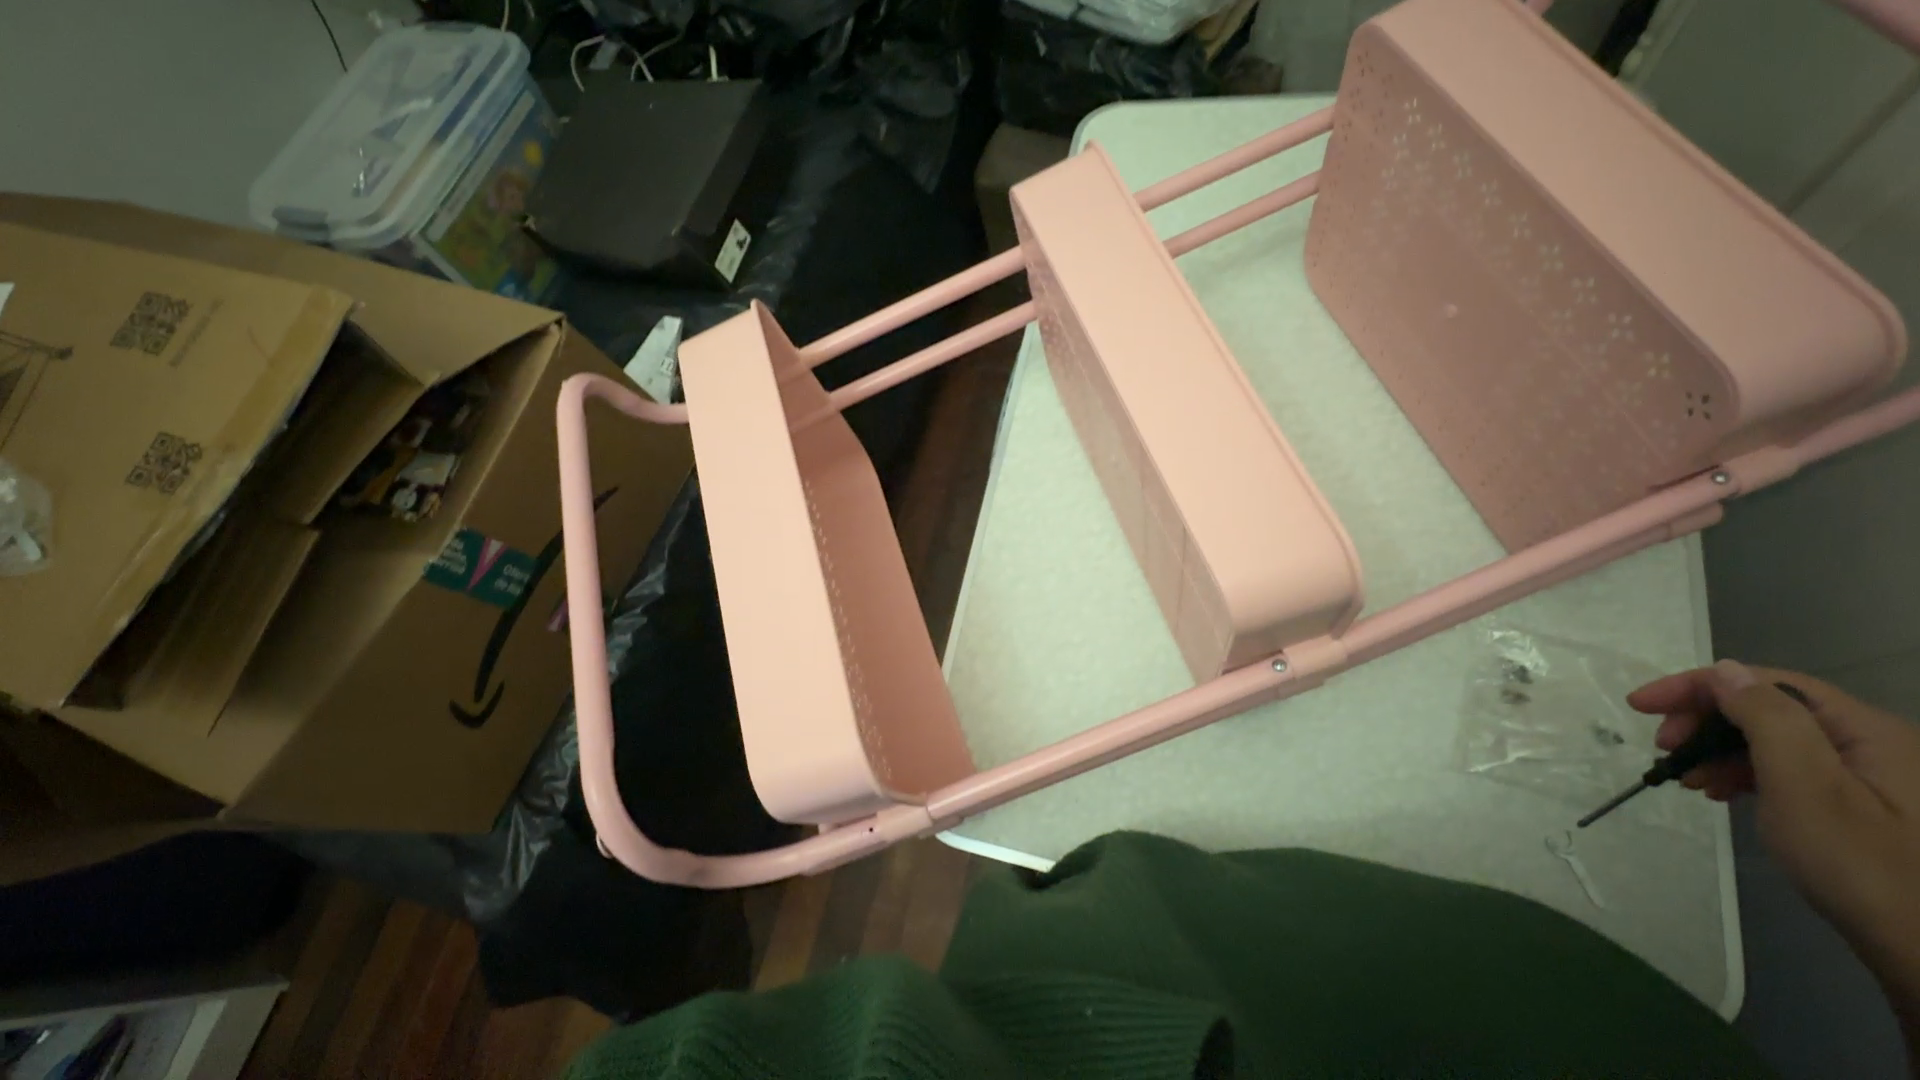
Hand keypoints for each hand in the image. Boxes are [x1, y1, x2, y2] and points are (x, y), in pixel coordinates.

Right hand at [1629, 661, 1919, 1027]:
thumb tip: (1725, 672)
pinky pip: (1787, 768)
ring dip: (1718, 749)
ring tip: (1686, 779)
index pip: (1766, 683)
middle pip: (1769, 707)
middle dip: (1705, 720)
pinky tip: (1721, 793)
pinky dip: (1743, 772)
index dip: (1697, 686)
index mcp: (1864, 729)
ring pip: (1773, 739)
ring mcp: (1866, 775)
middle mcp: (1868, 742)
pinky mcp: (1855, 804)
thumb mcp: (1804, 785)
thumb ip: (1767, 718)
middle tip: (1664, 749)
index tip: (1640, 706)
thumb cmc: (1860, 863)